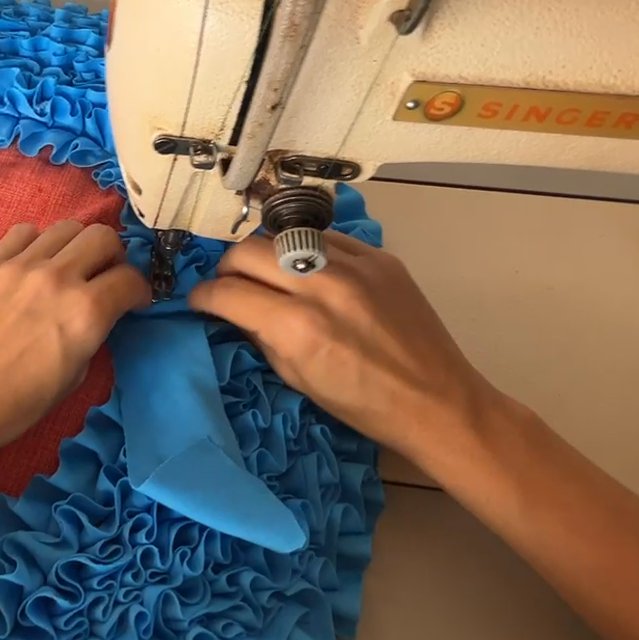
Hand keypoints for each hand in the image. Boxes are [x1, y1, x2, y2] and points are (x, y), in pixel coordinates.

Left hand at [0, 221, 150, 458]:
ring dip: (77, 245)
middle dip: (113, 257)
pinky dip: (37, 243)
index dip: (138, 291)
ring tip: (68, 267)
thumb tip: (99, 311)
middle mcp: (58, 278)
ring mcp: (21, 265)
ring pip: (66, 227)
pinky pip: (24, 232)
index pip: (130, 279)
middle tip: (104, 277)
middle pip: (103, 237)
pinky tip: (32, 263)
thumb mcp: (76, 375)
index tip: (133, 301)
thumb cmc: (19, 403)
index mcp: (86, 313)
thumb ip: (93, 332)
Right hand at [188, 229, 500, 464]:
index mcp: (297, 327)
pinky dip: (304, 252)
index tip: (198, 302)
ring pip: (281, 236)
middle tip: (229, 286)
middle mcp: (322, 286)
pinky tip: (308, 271)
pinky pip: (323, 239)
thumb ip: (259, 334)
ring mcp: (354, 266)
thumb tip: (231, 308)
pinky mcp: (379, 257)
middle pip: (246, 251)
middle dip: (226, 269)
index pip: (227, 292)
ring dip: (263, 255)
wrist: (439, 402)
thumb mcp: (296, 378)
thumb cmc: (362, 404)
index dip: (202, 296)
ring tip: (267, 275)